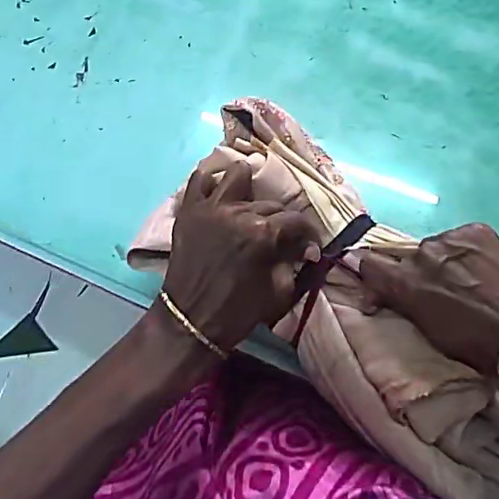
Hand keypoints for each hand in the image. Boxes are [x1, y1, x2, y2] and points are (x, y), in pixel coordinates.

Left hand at [161, 147, 321, 350]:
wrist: (191, 322)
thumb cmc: (238, 312)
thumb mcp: (279, 293)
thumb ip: (294, 263)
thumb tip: (306, 247)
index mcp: (263, 233)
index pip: (296, 220)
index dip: (307, 233)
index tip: (308, 244)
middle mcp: (238, 212)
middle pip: (270, 203)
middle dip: (279, 221)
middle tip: (278, 237)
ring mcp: (211, 207)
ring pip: (237, 175)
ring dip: (247, 187)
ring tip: (247, 202)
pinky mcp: (189, 209)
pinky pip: (199, 180)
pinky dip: (211, 183)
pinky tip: (218, 194)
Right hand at [359, 222, 498, 377]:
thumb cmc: (478, 345)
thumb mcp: (430, 332)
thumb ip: (402, 302)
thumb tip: (377, 289)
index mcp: (407, 282)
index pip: (369, 263)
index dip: (366, 265)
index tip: (365, 268)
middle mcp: (423, 253)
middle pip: (410, 256)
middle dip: (419, 271)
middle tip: (441, 290)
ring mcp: (451, 238)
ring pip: (438, 247)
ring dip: (445, 261)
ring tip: (469, 281)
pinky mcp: (476, 230)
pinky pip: (462, 240)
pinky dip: (468, 252)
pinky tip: (485, 270)